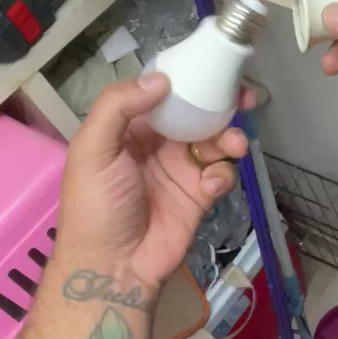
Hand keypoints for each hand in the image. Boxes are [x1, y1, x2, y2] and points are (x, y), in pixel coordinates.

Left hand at [54, 73, 248, 296]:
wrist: (113, 267)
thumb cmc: (95, 206)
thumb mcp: (92, 151)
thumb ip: (117, 108)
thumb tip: (160, 79)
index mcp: (129, 129)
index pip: (162, 94)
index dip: (188, 80)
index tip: (213, 70)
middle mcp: (158, 144)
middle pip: (197, 114)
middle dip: (222, 106)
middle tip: (245, 100)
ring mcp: (181, 169)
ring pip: (215, 141)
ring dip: (229, 139)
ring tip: (235, 146)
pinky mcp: (200, 195)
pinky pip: (221, 174)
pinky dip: (223, 174)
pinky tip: (212, 184)